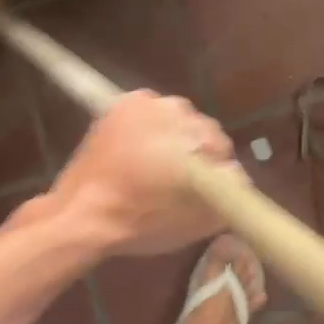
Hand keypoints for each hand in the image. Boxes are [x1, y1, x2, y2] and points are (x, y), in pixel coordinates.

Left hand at [47, 90, 239, 257]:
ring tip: (158, 162)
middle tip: (181, 176)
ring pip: (174, 115)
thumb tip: (238, 176)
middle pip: (198, 126)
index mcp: (196, 139)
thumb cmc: (142, 220)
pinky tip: (141, 146)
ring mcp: (144, 103)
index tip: (208, 186)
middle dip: (195, 148)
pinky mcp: (119, 103)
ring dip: (172, 133)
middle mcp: (174, 111)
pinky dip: (149, 123)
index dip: (218, 167)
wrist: (85, 211)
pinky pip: (148, 108)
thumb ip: (231, 195)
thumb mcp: (197, 220)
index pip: (221, 146)